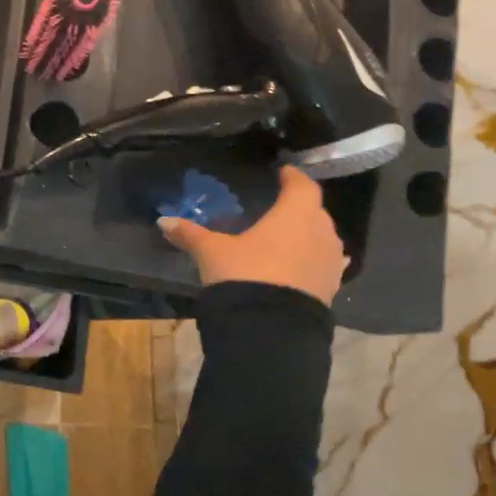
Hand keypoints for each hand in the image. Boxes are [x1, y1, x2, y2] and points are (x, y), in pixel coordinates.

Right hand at [158, 165, 346, 305]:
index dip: (292, 177)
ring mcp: (331, 259)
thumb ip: (190, 233)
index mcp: (295, 214)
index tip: (283, 172)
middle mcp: (322, 230)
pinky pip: (321, 261)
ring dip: (304, 235)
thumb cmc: (244, 272)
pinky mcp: (332, 283)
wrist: (270, 323)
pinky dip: (309, 258)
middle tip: (275, 209)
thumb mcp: (210, 251)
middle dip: (296, 208)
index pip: (302, 186)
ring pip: (320, 237)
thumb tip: (163, 221)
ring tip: (282, 239)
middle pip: (312, 211)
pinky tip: (295, 264)